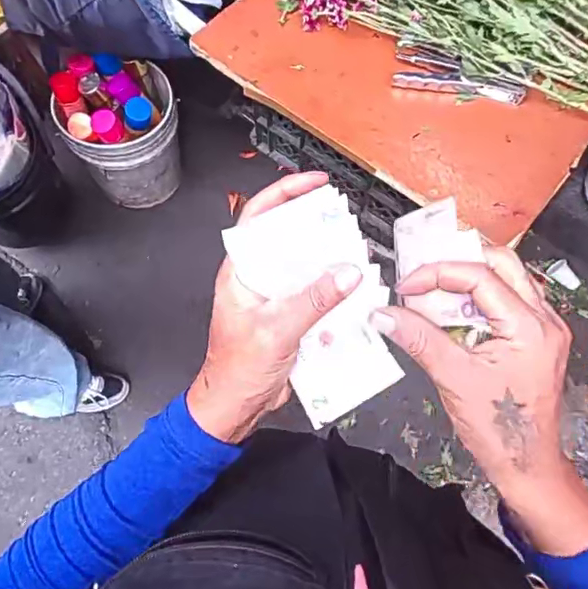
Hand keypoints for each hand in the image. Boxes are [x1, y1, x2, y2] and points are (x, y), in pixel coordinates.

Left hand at [188, 172, 362, 443]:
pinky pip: (316, 289)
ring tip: (353, 247)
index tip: (314, 183)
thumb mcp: (275, 330)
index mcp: (241, 271)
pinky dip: (334, 285)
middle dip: (315, 221)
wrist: (234, 405)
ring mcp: (275, 295)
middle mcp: (258, 277)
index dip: (286, 192)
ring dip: (328, 254)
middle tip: (342, 215)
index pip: (259, 216)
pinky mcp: (290, 313)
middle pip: (287, 234)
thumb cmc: (234, 370)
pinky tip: (350, 287)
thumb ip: (312, 300)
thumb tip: (345, 273)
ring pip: (305, 262)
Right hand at [372, 245, 587, 555]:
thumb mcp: (454, 379)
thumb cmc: (501, 431)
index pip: (480, 277)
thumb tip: (386, 315)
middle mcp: (545, 321)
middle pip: (504, 263)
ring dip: (474, 276)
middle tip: (426, 267)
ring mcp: (547, 328)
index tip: (409, 285)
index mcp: (529, 327)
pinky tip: (459, 308)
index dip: (438, 273)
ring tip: (438, 283)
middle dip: (461, 259)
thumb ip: (419, 339)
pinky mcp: (540, 338)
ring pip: (511, 278)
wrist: (529, 465)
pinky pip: (513, 299)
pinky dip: (484, 296)